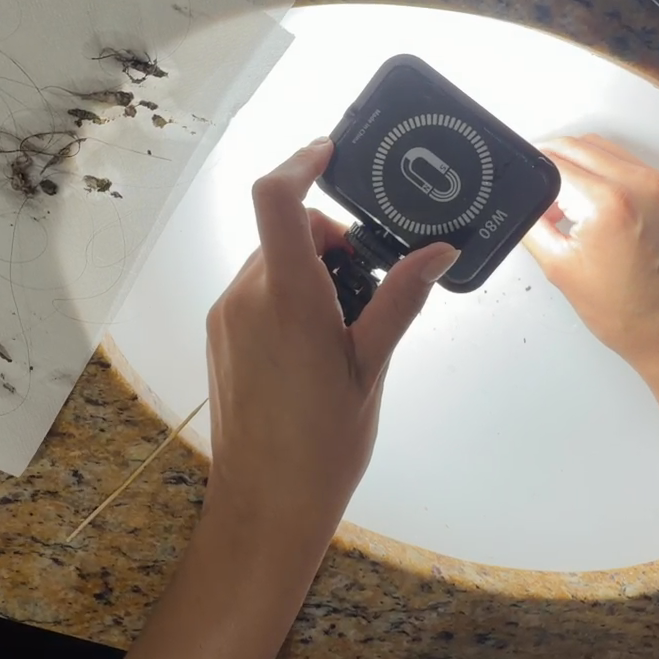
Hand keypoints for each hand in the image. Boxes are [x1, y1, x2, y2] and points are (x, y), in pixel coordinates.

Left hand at [203, 138, 457, 555]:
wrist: (264, 506)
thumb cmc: (325, 443)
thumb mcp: (372, 367)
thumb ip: (401, 299)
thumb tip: (439, 250)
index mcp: (287, 298)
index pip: (277, 199)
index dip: (302, 161)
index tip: (333, 152)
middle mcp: (246, 297)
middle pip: (284, 232)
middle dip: (328, 242)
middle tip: (365, 288)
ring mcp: (226, 317)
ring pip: (270, 262)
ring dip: (308, 271)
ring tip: (341, 330)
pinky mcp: (219, 336)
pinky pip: (256, 291)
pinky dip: (286, 294)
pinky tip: (312, 347)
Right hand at [523, 134, 658, 381]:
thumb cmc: (625, 312)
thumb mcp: (557, 265)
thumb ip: (531, 223)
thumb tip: (520, 200)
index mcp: (608, 202)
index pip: (553, 162)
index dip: (527, 169)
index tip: (518, 183)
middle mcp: (638, 184)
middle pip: (576, 145)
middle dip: (548, 162)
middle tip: (533, 193)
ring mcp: (656, 184)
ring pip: (598, 147)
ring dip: (573, 163)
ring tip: (559, 201)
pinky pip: (620, 160)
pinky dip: (596, 169)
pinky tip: (584, 200)